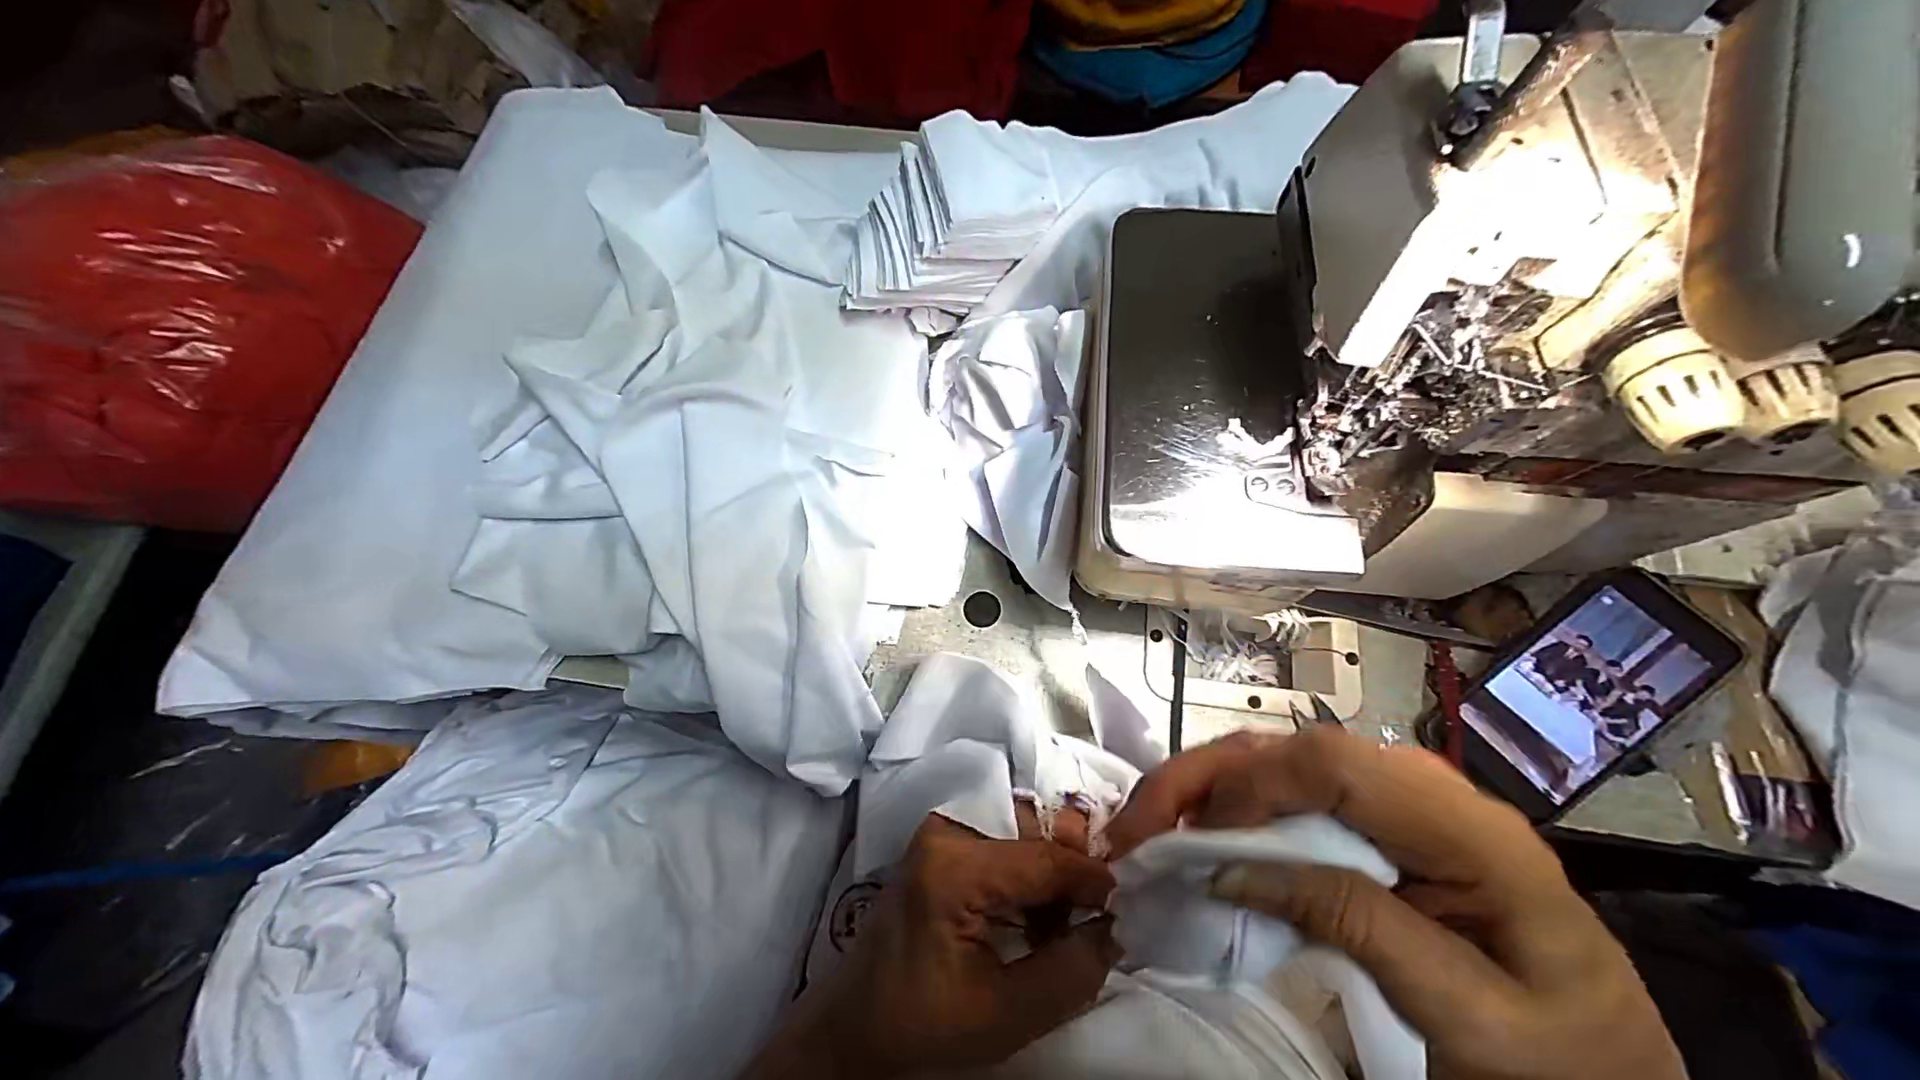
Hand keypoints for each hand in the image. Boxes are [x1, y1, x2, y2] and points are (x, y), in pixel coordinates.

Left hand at [740, 815, 1119, 1078]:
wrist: (854, 1027)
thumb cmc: (921, 1025)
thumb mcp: (1004, 1015)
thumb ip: (1069, 972)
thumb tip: (1112, 929)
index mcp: (954, 866)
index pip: (1044, 857)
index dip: (1093, 879)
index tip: (1126, 906)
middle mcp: (946, 831)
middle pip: (1034, 828)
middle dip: (1072, 868)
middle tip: (1094, 914)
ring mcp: (941, 834)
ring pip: (1022, 831)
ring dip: (1052, 873)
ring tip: (1061, 927)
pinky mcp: (942, 847)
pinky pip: (1003, 843)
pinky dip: (1028, 877)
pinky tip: (1035, 921)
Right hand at [1104, 726, 1684, 1079]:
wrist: (1611, 1070)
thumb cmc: (1556, 1059)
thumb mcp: (1465, 1015)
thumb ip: (1356, 926)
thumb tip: (1229, 866)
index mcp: (1470, 830)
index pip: (1335, 764)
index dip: (1250, 788)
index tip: (1195, 845)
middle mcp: (1430, 790)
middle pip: (1295, 746)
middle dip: (1205, 775)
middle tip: (1138, 825)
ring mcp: (1403, 797)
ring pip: (1283, 757)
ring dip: (1209, 785)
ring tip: (1154, 827)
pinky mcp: (1380, 817)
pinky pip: (1292, 788)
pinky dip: (1234, 803)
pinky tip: (1203, 832)